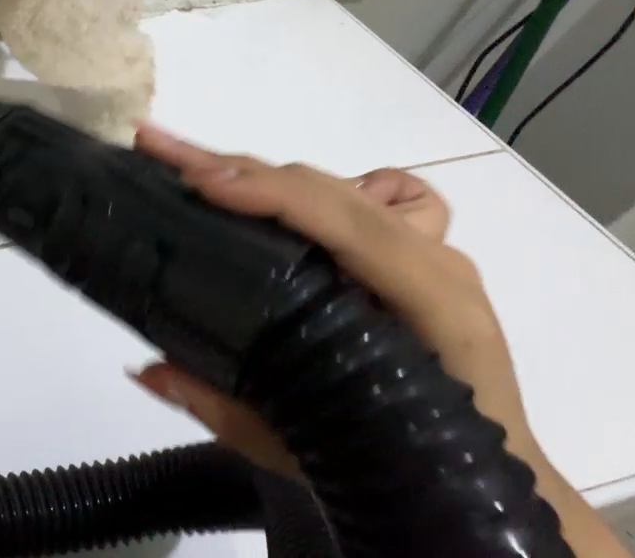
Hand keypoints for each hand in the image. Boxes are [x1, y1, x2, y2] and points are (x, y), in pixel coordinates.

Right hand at [128, 126, 537, 481]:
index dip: (272, 194)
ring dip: (257, 173)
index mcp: (433, 310)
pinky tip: (271, 199)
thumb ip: (230, 409)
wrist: (489, 484)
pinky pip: (372, 194)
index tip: (199, 183)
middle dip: (236, 168)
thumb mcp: (314, 451)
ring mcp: (429, 252)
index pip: (350, 225)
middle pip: (328, 190)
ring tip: (187, 166)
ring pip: (336, 184)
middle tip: (158, 151)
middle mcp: (435, 266)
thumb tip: (144, 368)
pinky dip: (315, 188)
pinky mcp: (415, 252)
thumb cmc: (411, 471)